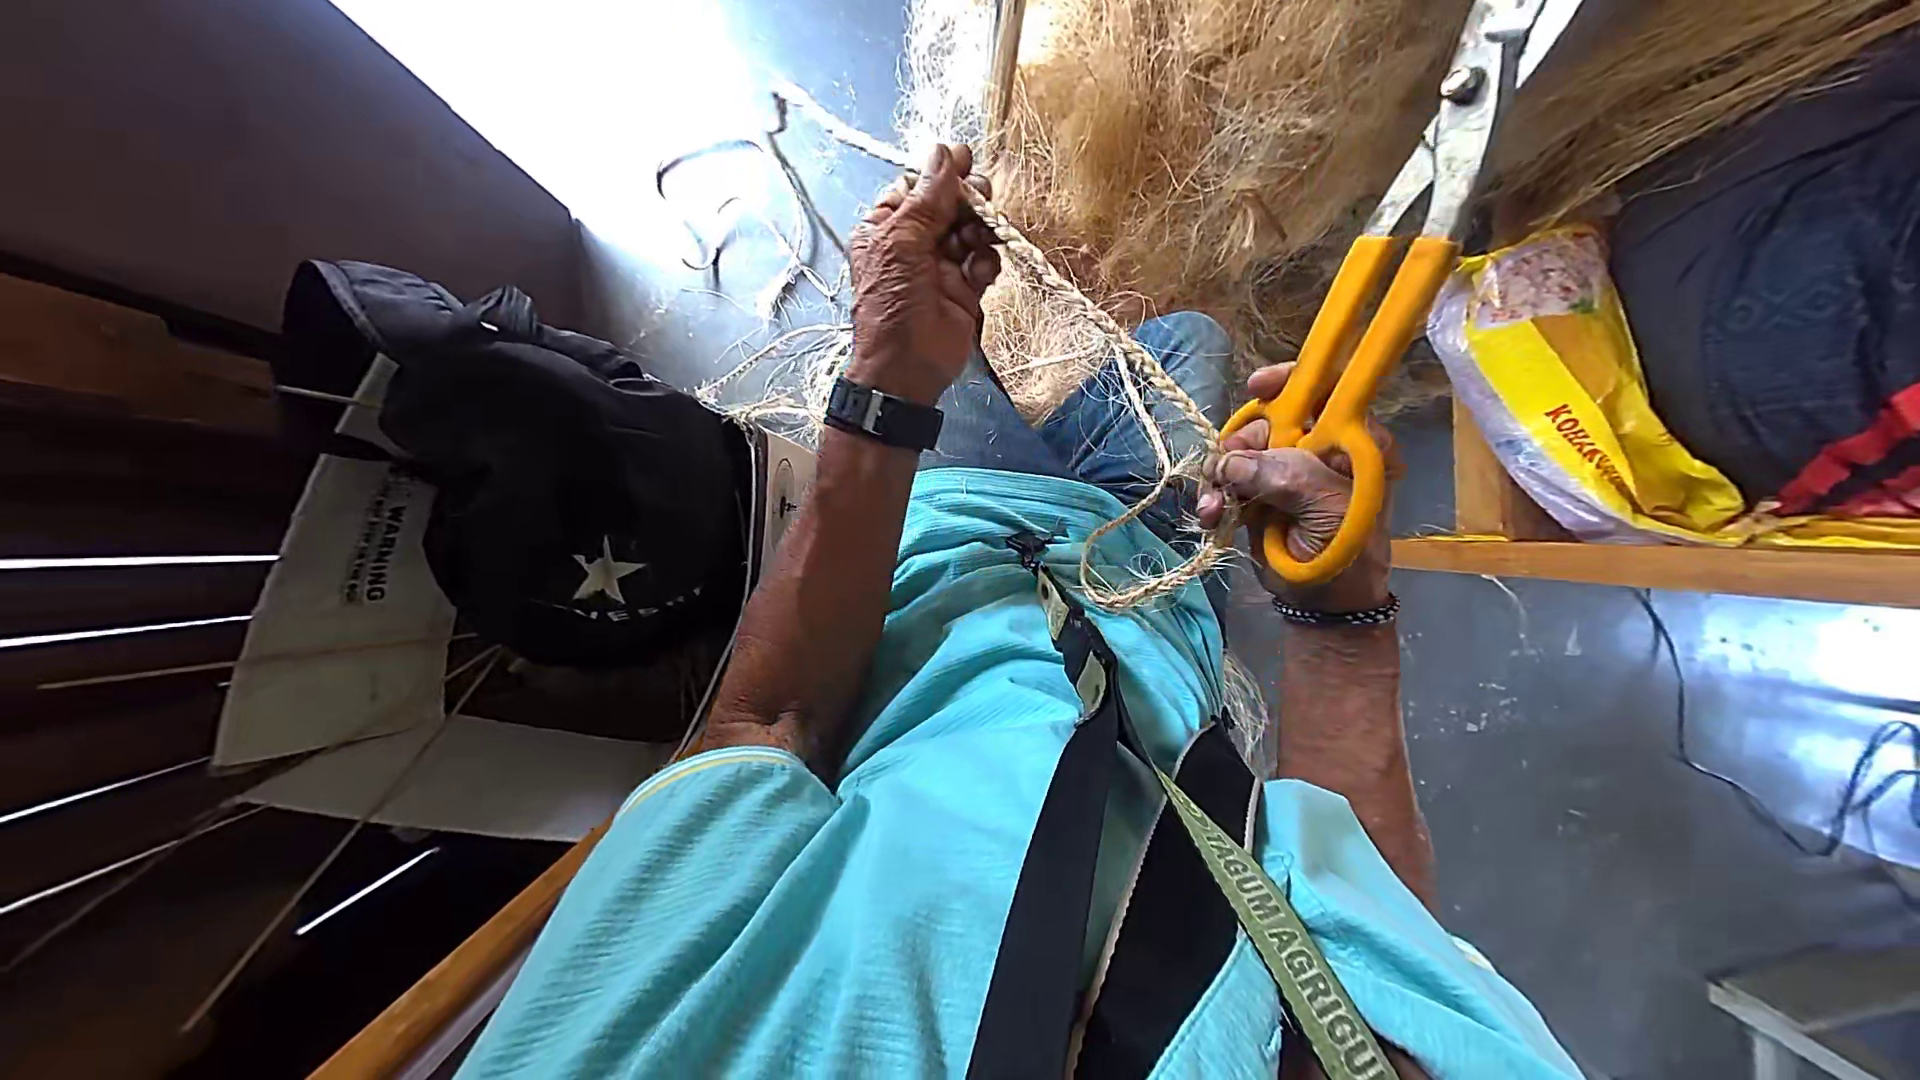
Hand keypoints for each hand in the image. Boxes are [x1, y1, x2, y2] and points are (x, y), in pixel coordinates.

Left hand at [847, 142, 1000, 404]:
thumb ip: (927, 198)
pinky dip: (987, 260)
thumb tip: (945, 152)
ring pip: (970, 231)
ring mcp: (941, 268)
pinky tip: (982, 269)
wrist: (907, 367)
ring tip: (981, 234)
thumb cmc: (893, 303)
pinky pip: (983, 262)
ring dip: (979, 228)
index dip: (940, 175)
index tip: (963, 160)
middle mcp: (914, 245)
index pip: (916, 189)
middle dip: (966, 199)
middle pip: (948, 206)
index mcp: (886, 229)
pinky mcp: (965, 290)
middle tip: (979, 197)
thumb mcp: (901, 243)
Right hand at [1196, 362, 1400, 613]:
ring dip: (1218, 477)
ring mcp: (1280, 472)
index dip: (1291, 380)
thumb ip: (1282, 476)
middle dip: (1239, 444)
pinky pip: (1223, 481)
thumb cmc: (1345, 551)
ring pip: (1237, 451)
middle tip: (1225, 473)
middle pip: (1267, 421)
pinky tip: (1211, 516)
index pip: (1325, 389)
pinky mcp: (1253, 494)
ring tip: (1213, 509)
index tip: (1257, 388)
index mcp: (1350, 441)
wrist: (1322, 600)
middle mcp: (1314, 449)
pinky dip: (1212, 496)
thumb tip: (1228, 462)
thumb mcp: (1324, 507)